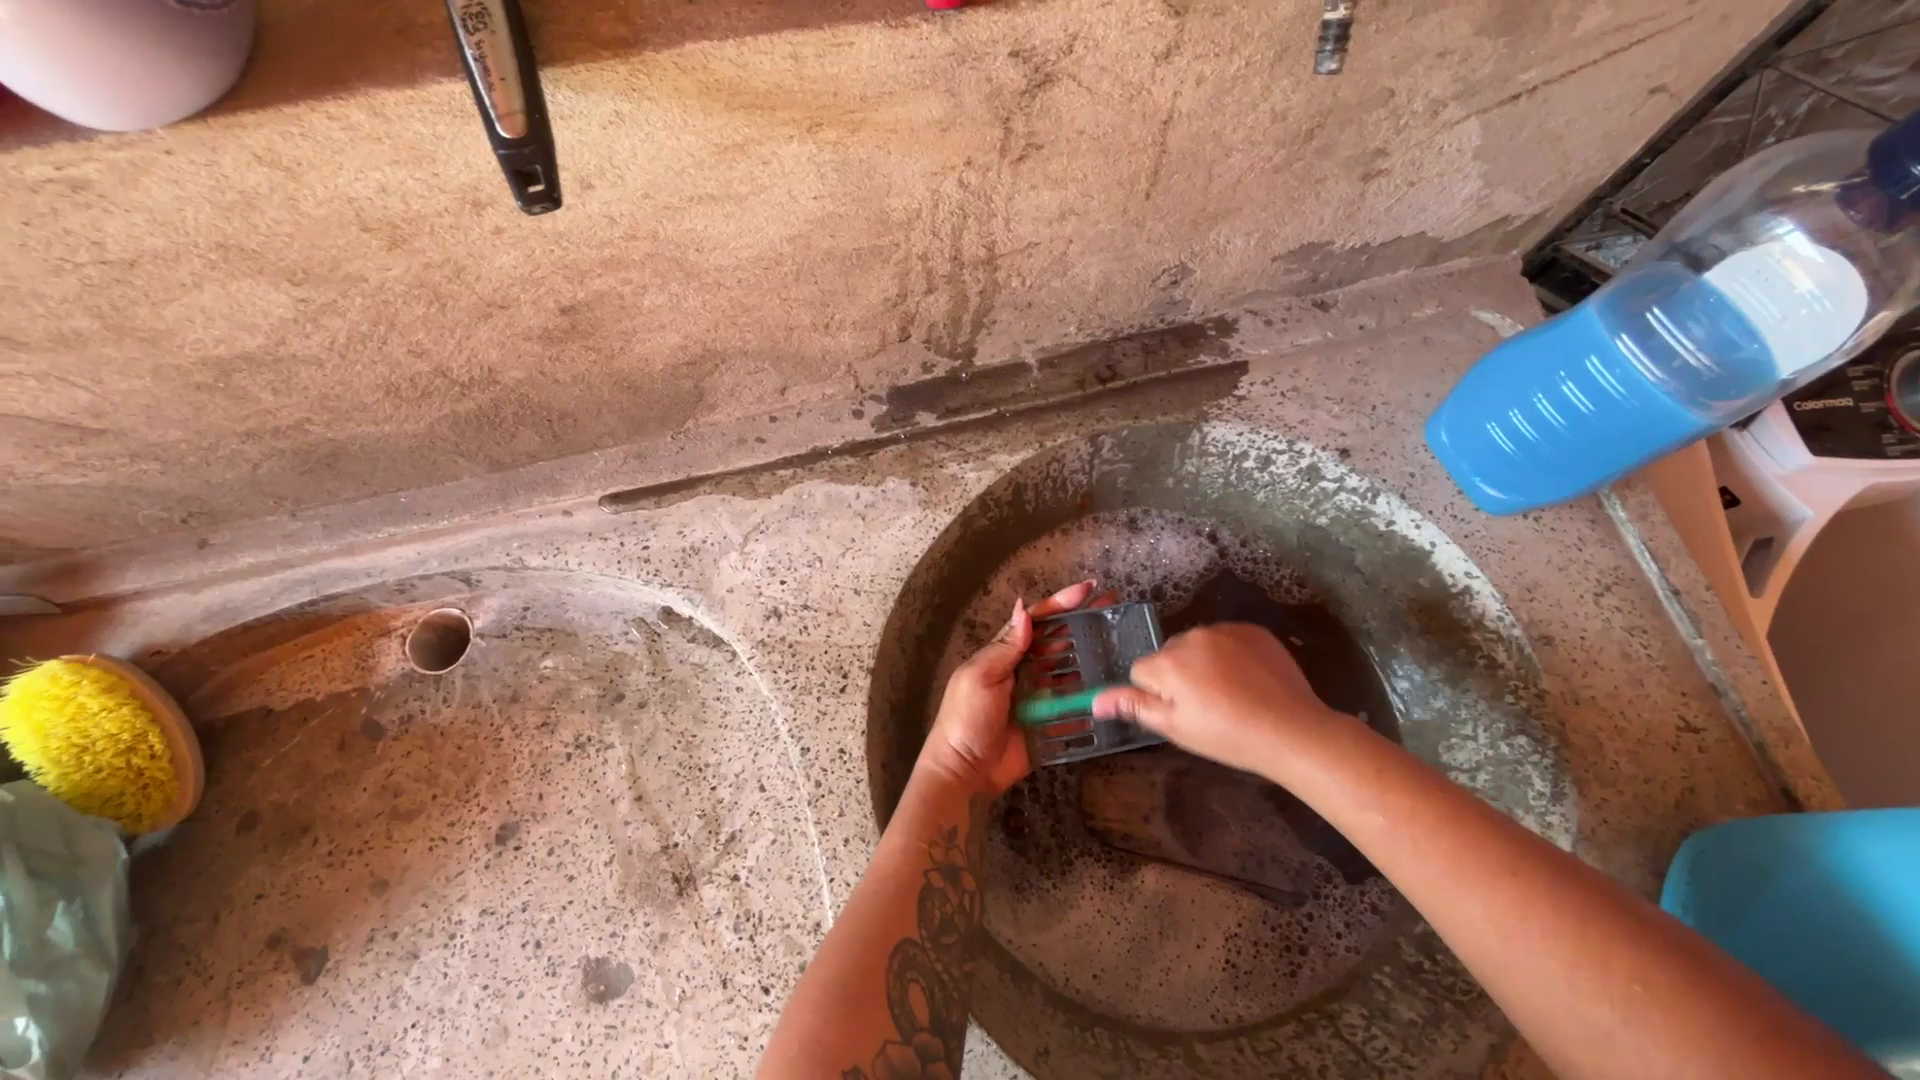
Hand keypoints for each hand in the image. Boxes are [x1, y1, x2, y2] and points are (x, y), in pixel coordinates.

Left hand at [917, 580, 1105, 794]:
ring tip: (1122, 642)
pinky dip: (1090, 698)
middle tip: (1115, 609)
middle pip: (1059, 642)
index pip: (1036, 621)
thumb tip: (1024, 609)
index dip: (1061, 603)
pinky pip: (1074, 708)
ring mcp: (1038, 697)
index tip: (1088, 589)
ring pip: (1070, 672)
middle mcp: (1025, 671)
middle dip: (1084, 624)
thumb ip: (1005, 647)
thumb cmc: (965, 718)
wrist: (964, 770)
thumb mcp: (980, 677)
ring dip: (1092, 657)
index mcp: (1004, 654)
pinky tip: (1113, 687)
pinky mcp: (1049, 723)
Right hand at [1092, 622, 1352, 775]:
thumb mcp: (1175, 728)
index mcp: (1168, 662)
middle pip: (1169, 654)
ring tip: (1229, 694)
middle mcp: (1192, 637)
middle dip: (1178, 675)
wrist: (1291, 730)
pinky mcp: (1252, 630)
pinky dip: (1229, 655)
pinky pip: (1226, 638)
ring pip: (1197, 645)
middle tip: (1205, 707)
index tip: (1181, 712)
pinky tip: (1247, 680)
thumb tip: (1094, 700)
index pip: (1141, 671)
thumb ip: (1134, 706)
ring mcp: (1225, 630)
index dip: (1156, 694)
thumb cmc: (1227, 736)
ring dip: (1203, 663)